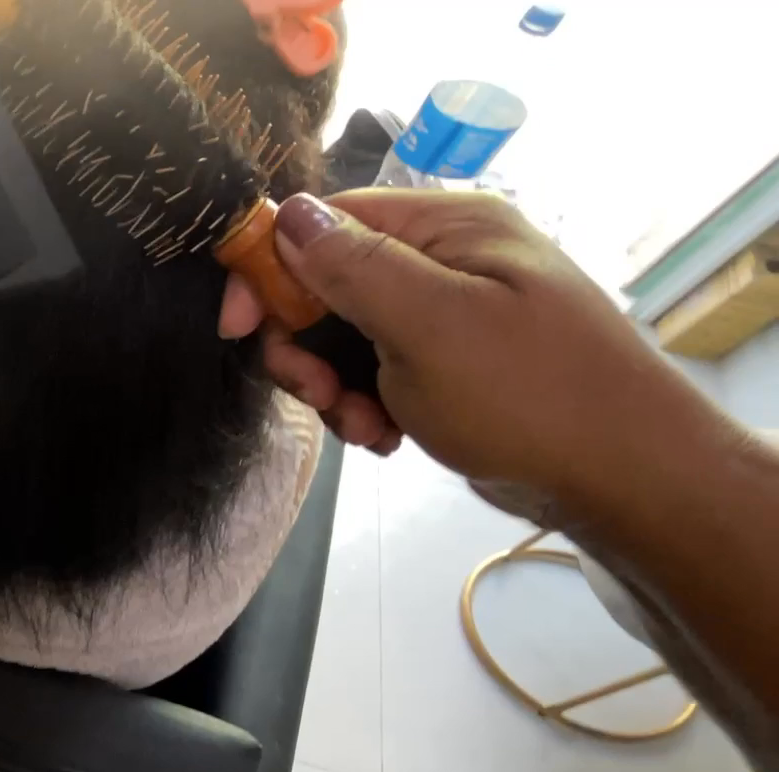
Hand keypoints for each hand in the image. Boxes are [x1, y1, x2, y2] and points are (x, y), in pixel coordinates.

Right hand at [229, 189, 703, 499]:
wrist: (615, 474)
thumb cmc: (525, 393)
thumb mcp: (430, 326)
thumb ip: (354, 268)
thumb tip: (287, 214)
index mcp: (444, 230)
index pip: (323, 223)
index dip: (268, 271)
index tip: (239, 331)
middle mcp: (436, 261)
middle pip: (319, 287)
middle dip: (303, 348)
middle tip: (320, 395)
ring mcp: (435, 312)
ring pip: (332, 338)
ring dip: (329, 389)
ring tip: (366, 426)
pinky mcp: (432, 358)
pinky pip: (360, 371)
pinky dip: (356, 406)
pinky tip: (383, 434)